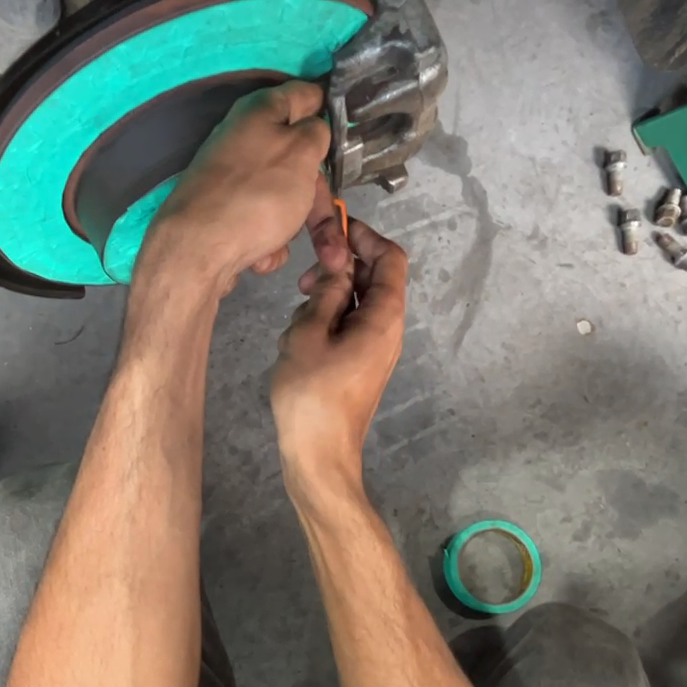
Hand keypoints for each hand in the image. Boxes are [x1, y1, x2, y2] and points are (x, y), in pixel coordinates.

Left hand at [139, 81, 333, 291]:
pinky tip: (259, 257)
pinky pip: (259, 226)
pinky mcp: (222, 217)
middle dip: (319, 203)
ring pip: (281, 200)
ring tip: (282, 250)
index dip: (331, 109)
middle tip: (334, 238)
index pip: (305, 94)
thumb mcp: (301, 152)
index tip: (351, 130)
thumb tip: (313, 127)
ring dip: (292, 228)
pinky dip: (265, 243)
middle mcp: (242, 141)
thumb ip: (316, 132)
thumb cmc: (256, 195)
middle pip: (296, 163)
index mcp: (259, 112)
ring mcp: (230, 182)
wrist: (196, 252)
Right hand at [271, 213, 408, 504]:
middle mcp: (388, 331)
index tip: (333, 231)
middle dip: (339, 271)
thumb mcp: (308, 334)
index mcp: (385, 317)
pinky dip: (325, 324)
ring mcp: (375, 351)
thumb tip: (339, 266)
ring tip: (296, 319)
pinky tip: (297, 342)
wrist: (319, 455)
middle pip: (374, 281)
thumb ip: (326, 293)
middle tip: (304, 282)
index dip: (365, 237)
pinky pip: (348, 330)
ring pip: (356, 306)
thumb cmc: (311, 394)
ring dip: (327, 301)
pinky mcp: (359, 367)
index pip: (391, 258)